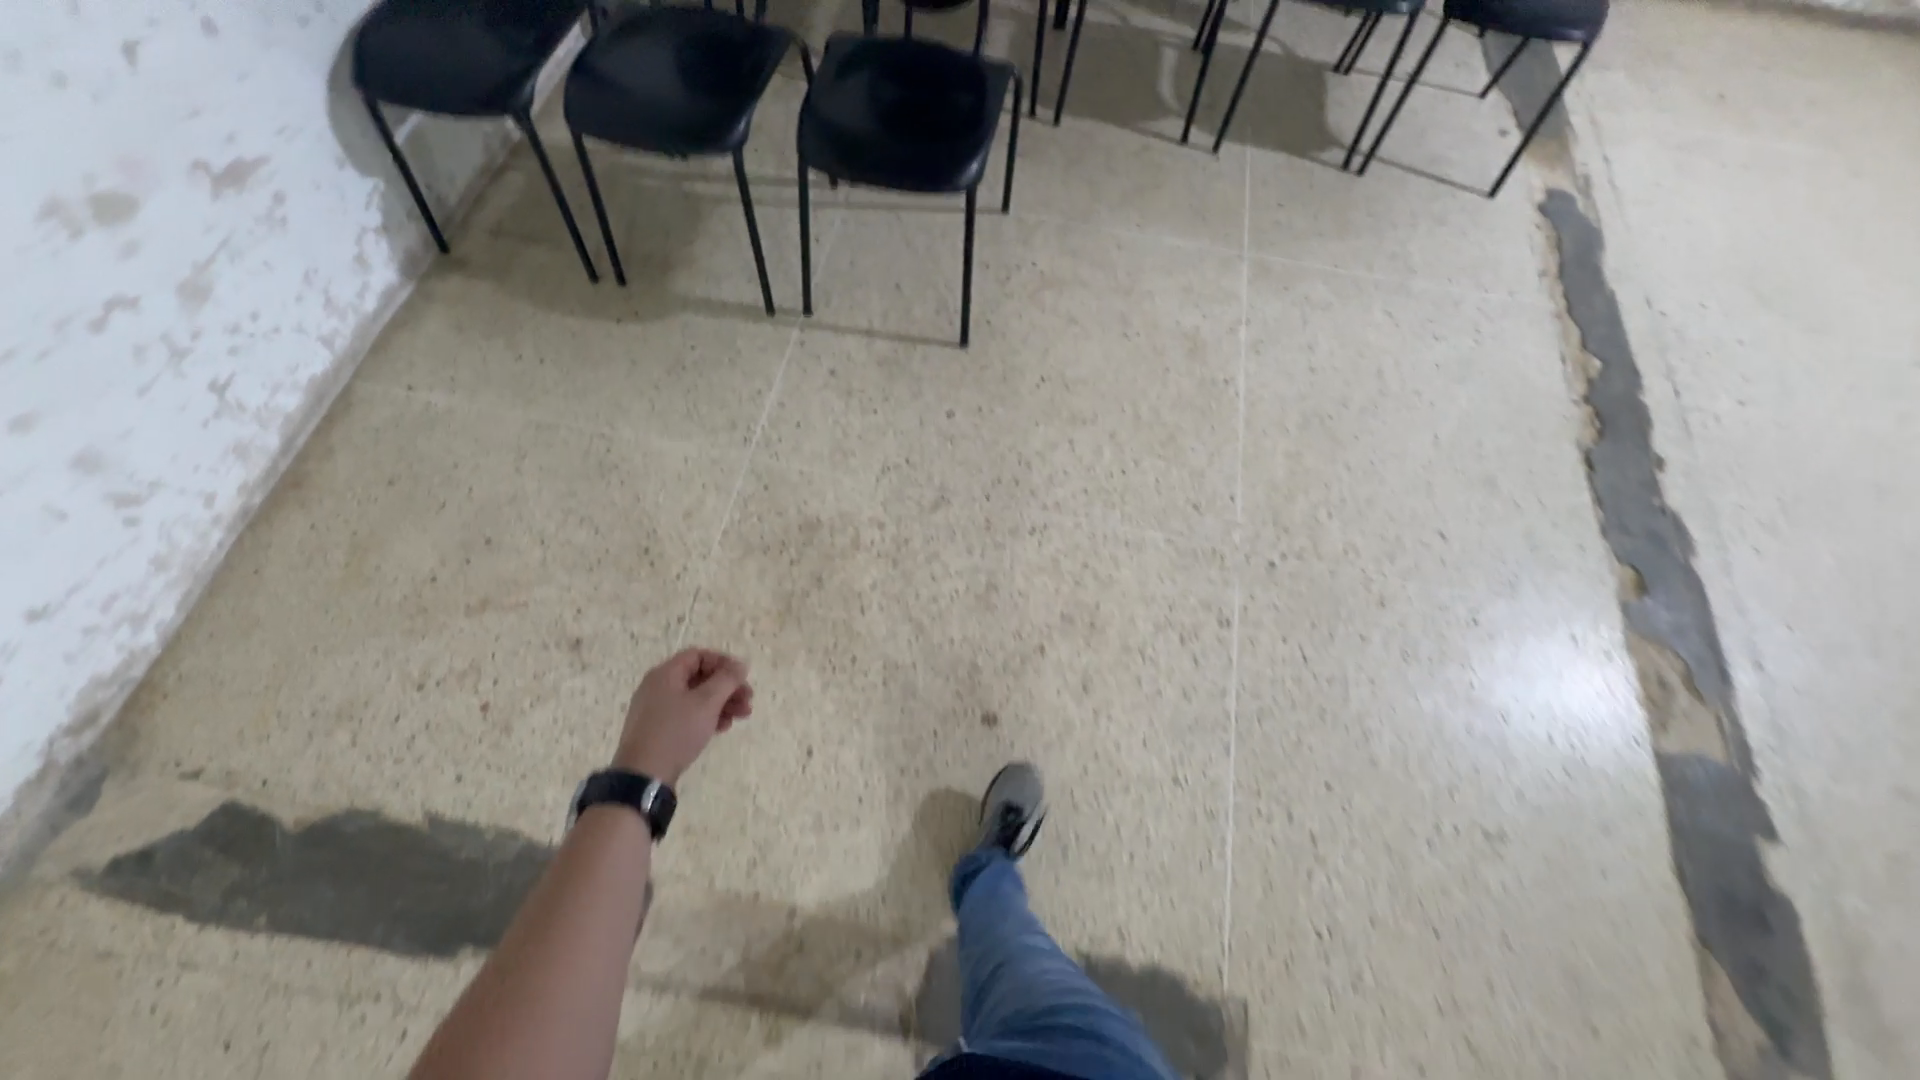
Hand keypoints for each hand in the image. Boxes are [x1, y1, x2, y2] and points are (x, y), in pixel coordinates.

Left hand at [612, 648, 752, 785]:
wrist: (643, 775)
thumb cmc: (676, 732)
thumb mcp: (707, 702)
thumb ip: (727, 679)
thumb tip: (740, 664)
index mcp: (666, 674)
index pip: (698, 656)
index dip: (723, 663)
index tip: (742, 678)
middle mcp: (658, 687)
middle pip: (699, 677)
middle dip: (727, 687)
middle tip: (748, 701)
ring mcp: (656, 709)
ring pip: (695, 698)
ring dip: (721, 704)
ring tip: (740, 718)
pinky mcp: (658, 729)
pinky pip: (687, 715)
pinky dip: (706, 717)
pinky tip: (721, 728)